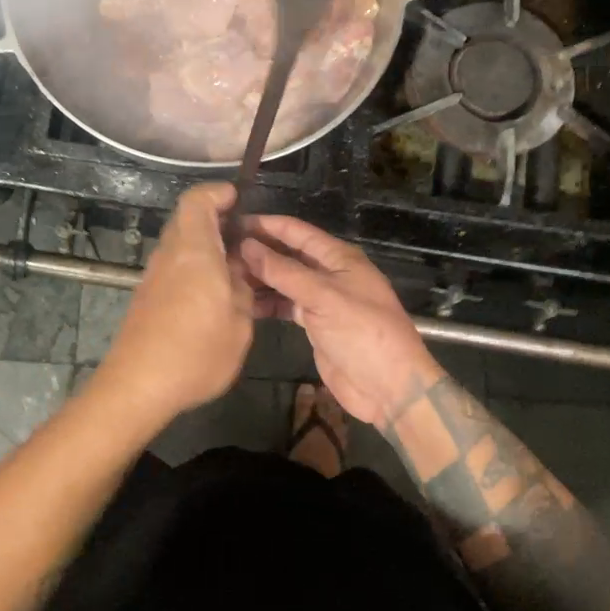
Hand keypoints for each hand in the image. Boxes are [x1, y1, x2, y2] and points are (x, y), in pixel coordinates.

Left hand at [93, 183, 253, 422]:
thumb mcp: (239, 324)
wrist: (137, 385)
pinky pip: (174, 266)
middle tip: (245, 237)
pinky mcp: (147, 296)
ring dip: (205, 246)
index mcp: (193, 250)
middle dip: (216, 220)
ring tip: (235, 270)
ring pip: (181, 244)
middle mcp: (170, 254)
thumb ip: (242, 291)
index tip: (238, 199)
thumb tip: (237, 275)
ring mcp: (155, 275)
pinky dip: (194, 267)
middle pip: (187, 219)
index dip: (217, 193)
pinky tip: (213, 295)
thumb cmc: (195, 352)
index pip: (197, 200)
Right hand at [239, 217, 439, 426]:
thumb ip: (283, 271)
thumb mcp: (323, 297)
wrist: (389, 388)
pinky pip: (285, 305)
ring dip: (258, 278)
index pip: (296, 231)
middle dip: (257, 252)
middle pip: (287, 254)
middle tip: (219, 252)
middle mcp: (329, 273)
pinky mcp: (315, 324)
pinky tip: (242, 303)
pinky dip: (266, 303)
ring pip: (283, 280)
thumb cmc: (362, 333)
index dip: (265, 225)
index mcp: (338, 257)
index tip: (231, 222)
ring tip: (224, 277)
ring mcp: (322, 299)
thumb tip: (246, 245)